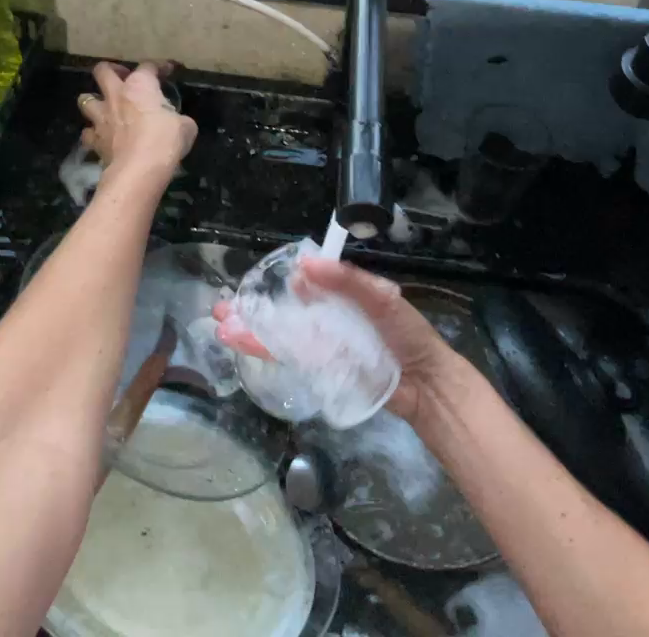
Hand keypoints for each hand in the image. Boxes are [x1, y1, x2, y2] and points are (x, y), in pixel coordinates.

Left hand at [76, 61, 196, 177]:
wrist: (139, 169)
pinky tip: (102, 137)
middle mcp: (116, 96)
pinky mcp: (94, 141)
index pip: (148, 66)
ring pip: (85, 100)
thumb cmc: (166, 141)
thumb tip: (179, 123)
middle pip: (102, 71)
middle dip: (111, 70)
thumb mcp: (185, 127)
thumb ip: (179, 119)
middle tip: (122, 79)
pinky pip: (88, 133)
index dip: (159, 66)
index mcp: (139, 86)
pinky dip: (94, 134)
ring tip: (105, 108)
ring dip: (94, 101)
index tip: (167, 70)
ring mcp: (101, 118)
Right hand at [212, 258, 460, 422]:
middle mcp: (329, 322)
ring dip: (251, 332)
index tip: (248, 282)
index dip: (276, 285)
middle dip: (253, 311)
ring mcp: (325, 349)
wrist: (426, 383)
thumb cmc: (408, 334)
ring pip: (281, 337)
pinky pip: (292, 360)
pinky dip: (267, 351)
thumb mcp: (382, 298)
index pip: (304, 287)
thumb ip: (347, 281)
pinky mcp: (323, 373)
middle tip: (221, 308)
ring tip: (222, 327)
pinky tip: (243, 345)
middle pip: (285, 314)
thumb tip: (306, 265)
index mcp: (342, 299)